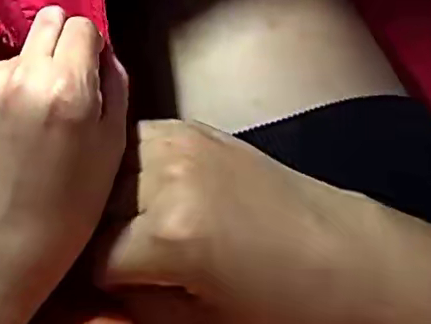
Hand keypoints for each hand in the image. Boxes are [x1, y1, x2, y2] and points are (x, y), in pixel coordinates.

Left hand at [0, 6, 129, 322]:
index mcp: (68, 85)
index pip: (82, 25)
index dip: (89, 45)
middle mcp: (25, 71)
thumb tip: (102, 48)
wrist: (2, 239)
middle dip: (61, 41)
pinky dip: (6, 86)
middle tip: (63, 78)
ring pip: (22, 48)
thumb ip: (114, 84)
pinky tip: (8, 122)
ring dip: (32, 67)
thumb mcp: (112, 145)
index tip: (89, 69)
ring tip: (32, 114)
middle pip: (48, 19)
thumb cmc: (70, 202)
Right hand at [92, 119, 365, 321]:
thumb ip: (135, 303)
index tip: (84, 289)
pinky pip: (129, 140)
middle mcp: (164, 175)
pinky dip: (121, 165)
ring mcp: (174, 140)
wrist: (346, 256)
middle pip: (90, 200)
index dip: (85, 277)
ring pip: (102, 163)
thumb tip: (88, 290)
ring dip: (99, 193)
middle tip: (92, 253)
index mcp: (171, 234)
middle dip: (87, 229)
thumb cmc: (281, 307)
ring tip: (108, 220)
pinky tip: (132, 189)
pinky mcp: (183, 125)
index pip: (91, 253)